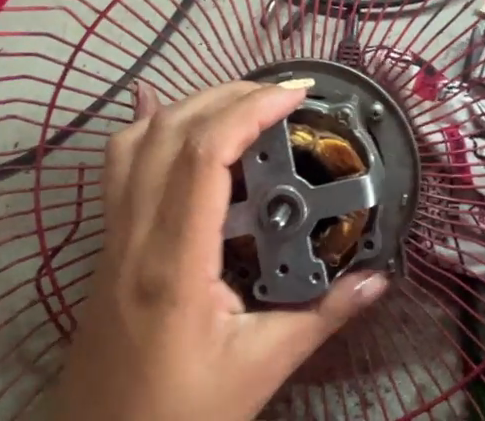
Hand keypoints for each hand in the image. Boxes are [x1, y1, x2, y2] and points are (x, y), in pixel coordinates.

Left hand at [54, 80, 387, 420]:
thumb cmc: (177, 416)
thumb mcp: (259, 369)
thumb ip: (321, 317)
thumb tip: (378, 280)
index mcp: (174, 262)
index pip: (205, 155)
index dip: (250, 110)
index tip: (295, 96)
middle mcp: (134, 235)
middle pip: (171, 130)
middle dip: (229, 96)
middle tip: (282, 97)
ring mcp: (112, 235)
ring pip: (138, 139)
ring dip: (191, 105)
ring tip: (242, 104)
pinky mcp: (107, 243)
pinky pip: (117, 166)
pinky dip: (146, 126)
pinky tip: (163, 108)